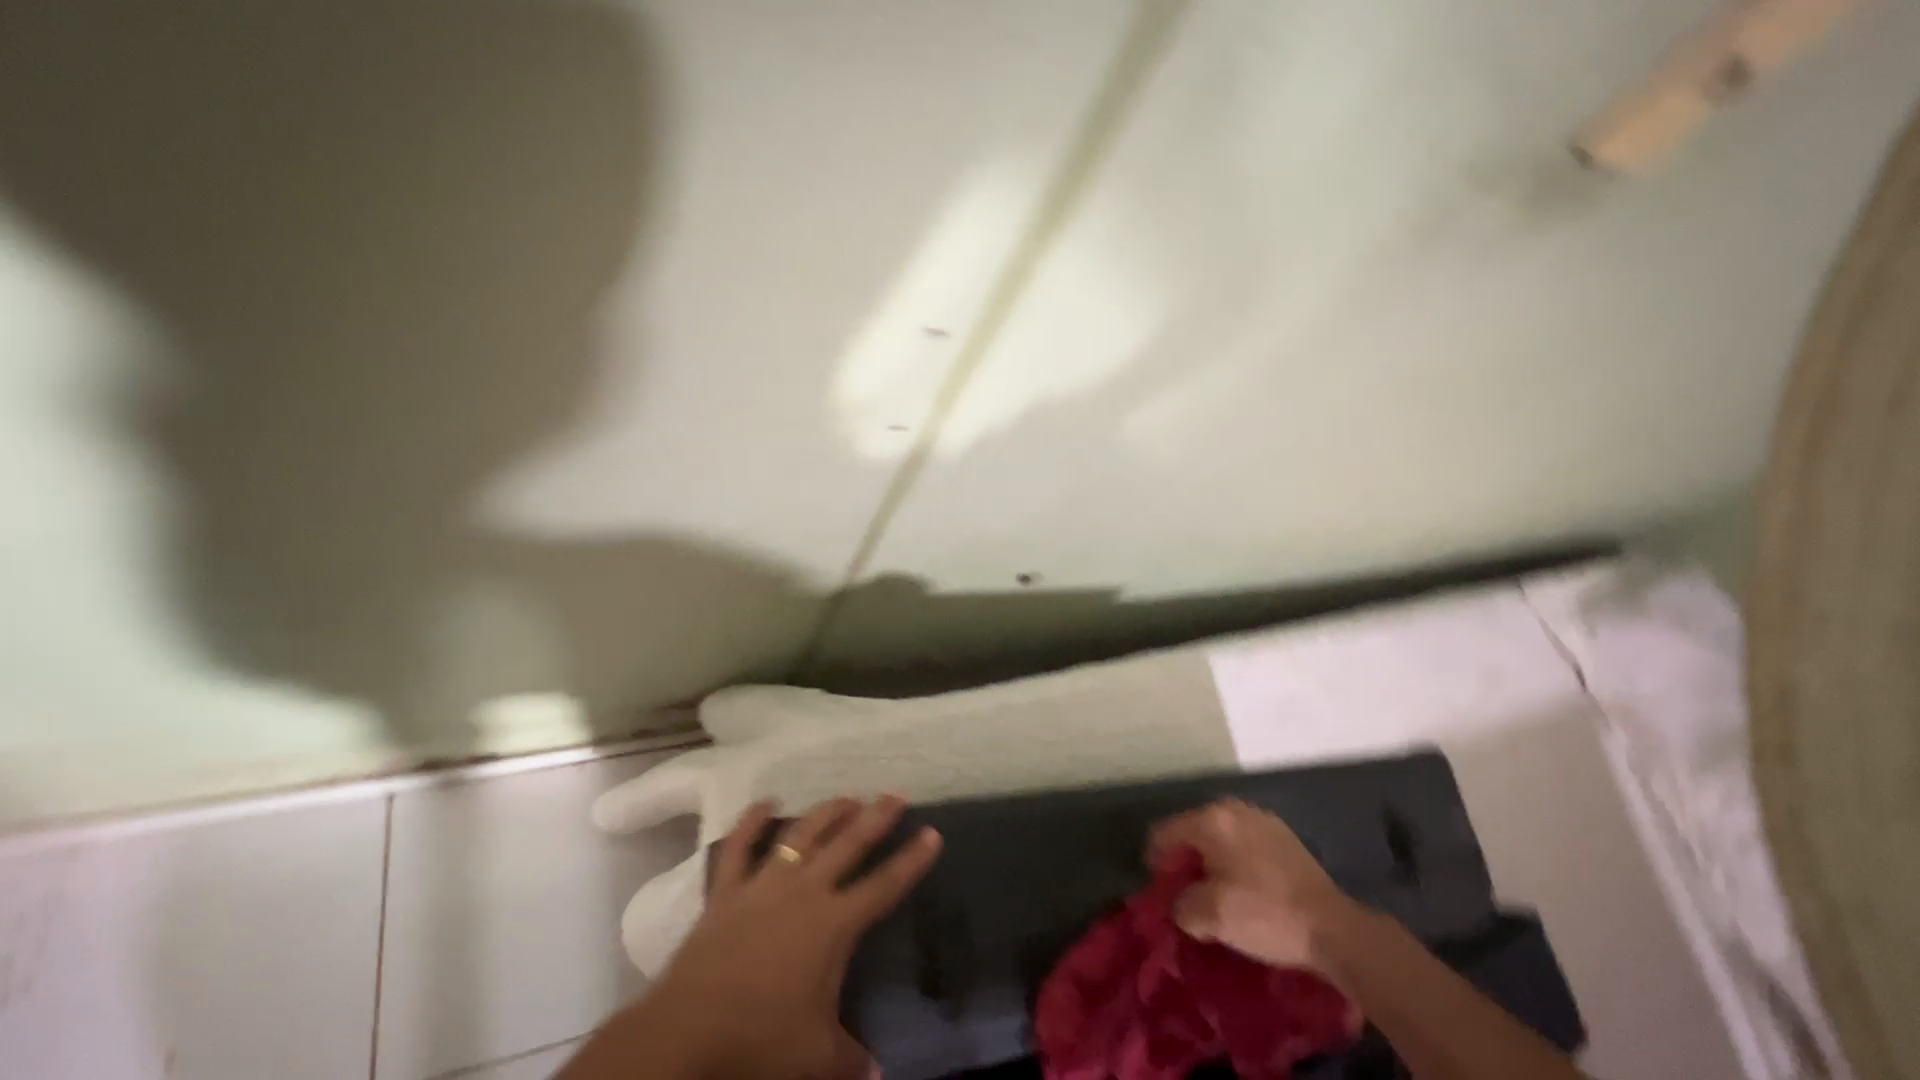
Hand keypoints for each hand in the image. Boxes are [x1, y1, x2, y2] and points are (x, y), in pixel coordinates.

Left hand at [646, 795, 942, 1079]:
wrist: (686, 1031)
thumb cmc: (760, 1039)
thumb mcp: (818, 1056)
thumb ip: (852, 1058)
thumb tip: (875, 1071)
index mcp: (834, 925)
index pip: (884, 886)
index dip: (911, 861)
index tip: (933, 833)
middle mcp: (803, 893)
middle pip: (847, 845)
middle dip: (876, 818)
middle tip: (896, 793)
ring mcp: (762, 887)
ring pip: (800, 836)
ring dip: (825, 813)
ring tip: (845, 797)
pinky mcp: (725, 893)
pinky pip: (738, 849)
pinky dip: (750, 822)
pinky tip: (763, 803)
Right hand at [1148, 798, 1358, 969]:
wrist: (1332, 927)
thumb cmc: (1265, 914)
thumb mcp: (1210, 917)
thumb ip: (1181, 906)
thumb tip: (1184, 904)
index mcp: (1212, 819)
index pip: (1163, 832)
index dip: (1156, 863)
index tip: (1164, 893)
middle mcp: (1234, 809)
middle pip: (1192, 831)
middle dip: (1185, 861)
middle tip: (1189, 895)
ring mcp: (1263, 819)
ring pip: (1219, 837)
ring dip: (1211, 862)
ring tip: (1217, 894)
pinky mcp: (1283, 836)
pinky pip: (1243, 844)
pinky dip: (1235, 862)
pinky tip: (1245, 889)